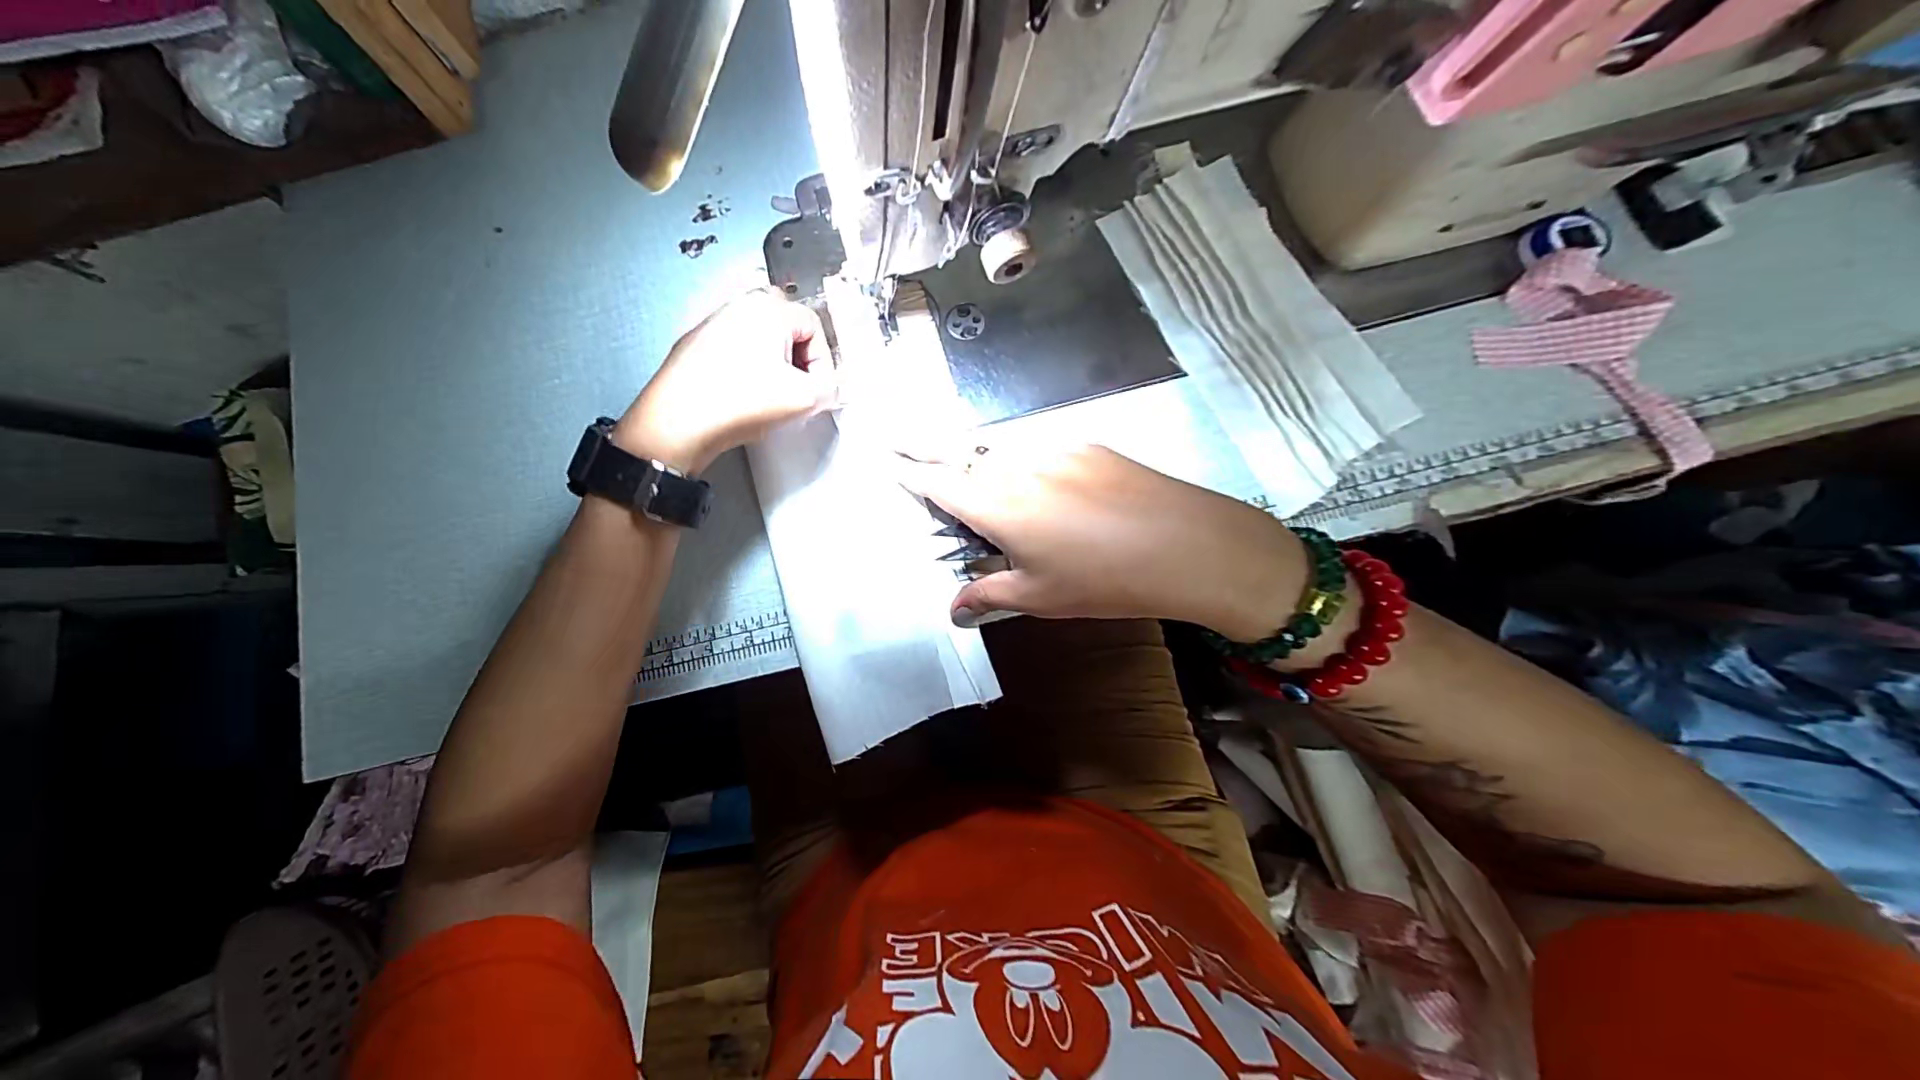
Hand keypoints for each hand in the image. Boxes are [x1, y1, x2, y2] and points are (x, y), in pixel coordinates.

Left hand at [615, 289, 836, 472]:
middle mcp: (739, 307)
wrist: (678, 422)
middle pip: (788, 329)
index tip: (818, 388)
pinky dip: (746, 371)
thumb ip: (831, 388)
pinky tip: (743, 398)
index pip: (815, 327)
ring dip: (773, 366)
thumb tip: (833, 387)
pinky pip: (735, 352)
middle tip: (796, 389)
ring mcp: (714, 324)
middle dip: (798, 360)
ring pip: (760, 341)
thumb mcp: (804, 400)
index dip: (823, 362)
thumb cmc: (734, 402)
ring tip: (769, 398)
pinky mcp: (696, 346)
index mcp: (768, 309)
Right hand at [897, 443, 1309, 639]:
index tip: (892, 463)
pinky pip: (1046, 452)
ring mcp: (1058, 449)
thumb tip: (954, 610)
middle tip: (926, 462)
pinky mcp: (1091, 445)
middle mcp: (1020, 465)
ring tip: (1013, 503)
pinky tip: (1061, 500)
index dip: (912, 474)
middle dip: (942, 458)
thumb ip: (989, 595)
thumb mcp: (1041, 596)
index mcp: (999, 504)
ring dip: (995, 469)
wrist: (1191, 545)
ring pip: (1008, 452)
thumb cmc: (1106, 580)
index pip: (940, 482)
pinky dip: (1035, 469)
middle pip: (968, 455)